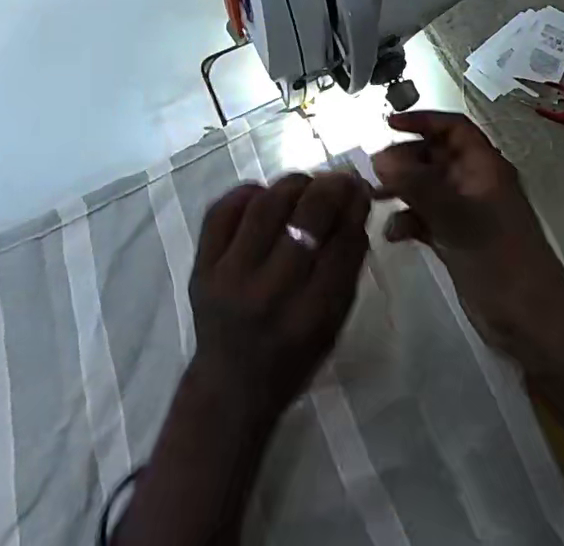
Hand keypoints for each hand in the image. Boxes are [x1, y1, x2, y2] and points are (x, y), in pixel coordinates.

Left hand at [188, 172, 370, 416]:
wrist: (229, 385)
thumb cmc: (291, 360)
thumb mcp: (331, 328)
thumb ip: (344, 273)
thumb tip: (353, 209)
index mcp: (310, 319)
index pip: (341, 249)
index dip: (355, 212)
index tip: (362, 191)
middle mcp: (268, 295)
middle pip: (304, 224)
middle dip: (329, 191)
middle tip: (340, 178)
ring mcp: (228, 278)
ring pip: (264, 209)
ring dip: (291, 185)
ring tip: (306, 182)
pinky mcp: (201, 266)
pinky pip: (222, 212)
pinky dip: (245, 194)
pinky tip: (264, 193)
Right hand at [371, 111, 563, 369]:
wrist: (531, 322)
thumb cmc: (501, 260)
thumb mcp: (457, 217)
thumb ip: (416, 185)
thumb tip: (379, 159)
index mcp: (485, 168)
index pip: (453, 128)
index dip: (423, 120)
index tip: (388, 124)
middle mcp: (473, 184)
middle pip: (433, 156)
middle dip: (403, 160)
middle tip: (374, 171)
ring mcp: (464, 212)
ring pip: (424, 187)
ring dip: (399, 189)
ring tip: (374, 198)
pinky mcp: (454, 238)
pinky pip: (423, 216)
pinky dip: (406, 220)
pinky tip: (394, 234)